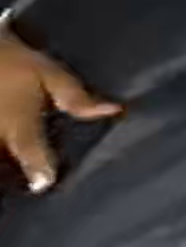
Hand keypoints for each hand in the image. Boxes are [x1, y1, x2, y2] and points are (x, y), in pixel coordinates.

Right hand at [0, 29, 120, 191]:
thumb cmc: (12, 61)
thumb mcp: (51, 75)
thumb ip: (77, 98)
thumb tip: (113, 111)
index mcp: (13, 119)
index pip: (27, 148)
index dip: (37, 168)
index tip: (44, 185)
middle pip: (0, 157)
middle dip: (11, 170)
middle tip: (34, 186)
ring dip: (2, 162)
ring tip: (15, 180)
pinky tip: (7, 159)